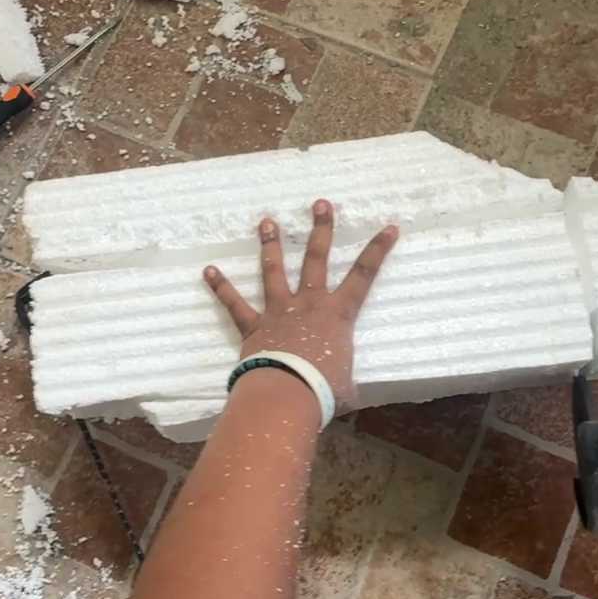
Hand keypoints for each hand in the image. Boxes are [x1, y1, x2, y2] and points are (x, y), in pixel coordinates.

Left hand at [204, 200, 398, 410]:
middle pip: (316, 259)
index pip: (364, 276)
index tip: (389, 228)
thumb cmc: (323, 391)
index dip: (378, 251)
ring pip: (274, 271)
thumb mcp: (345, 384)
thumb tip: (345, 391)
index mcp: (338, 315)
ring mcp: (279, 312)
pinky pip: (234, 304)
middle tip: (320, 204)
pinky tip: (208, 271)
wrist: (287, 394)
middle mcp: (309, 304)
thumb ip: (343, 377)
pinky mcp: (253, 326)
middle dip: (320, 230)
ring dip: (270, 245)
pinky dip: (221, 287)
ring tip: (266, 221)